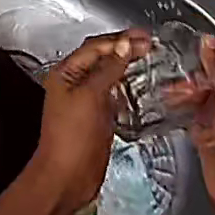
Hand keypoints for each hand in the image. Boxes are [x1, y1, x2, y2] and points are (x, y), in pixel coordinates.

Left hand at [30, 29, 150, 207]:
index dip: (120, 39)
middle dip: (124, 47)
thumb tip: (124, 45)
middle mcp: (75, 81)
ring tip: (147, 56)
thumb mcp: (90, 97)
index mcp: (66, 72)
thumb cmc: (71, 137)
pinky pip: (112, 92)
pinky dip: (125, 85)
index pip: (96, 46)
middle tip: (149, 42)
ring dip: (126, 64)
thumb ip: (108, 70)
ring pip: (108, 73)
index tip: (143, 36)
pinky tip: (138, 83)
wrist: (66, 178)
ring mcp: (86, 99)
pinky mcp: (97, 115)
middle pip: (102, 56)